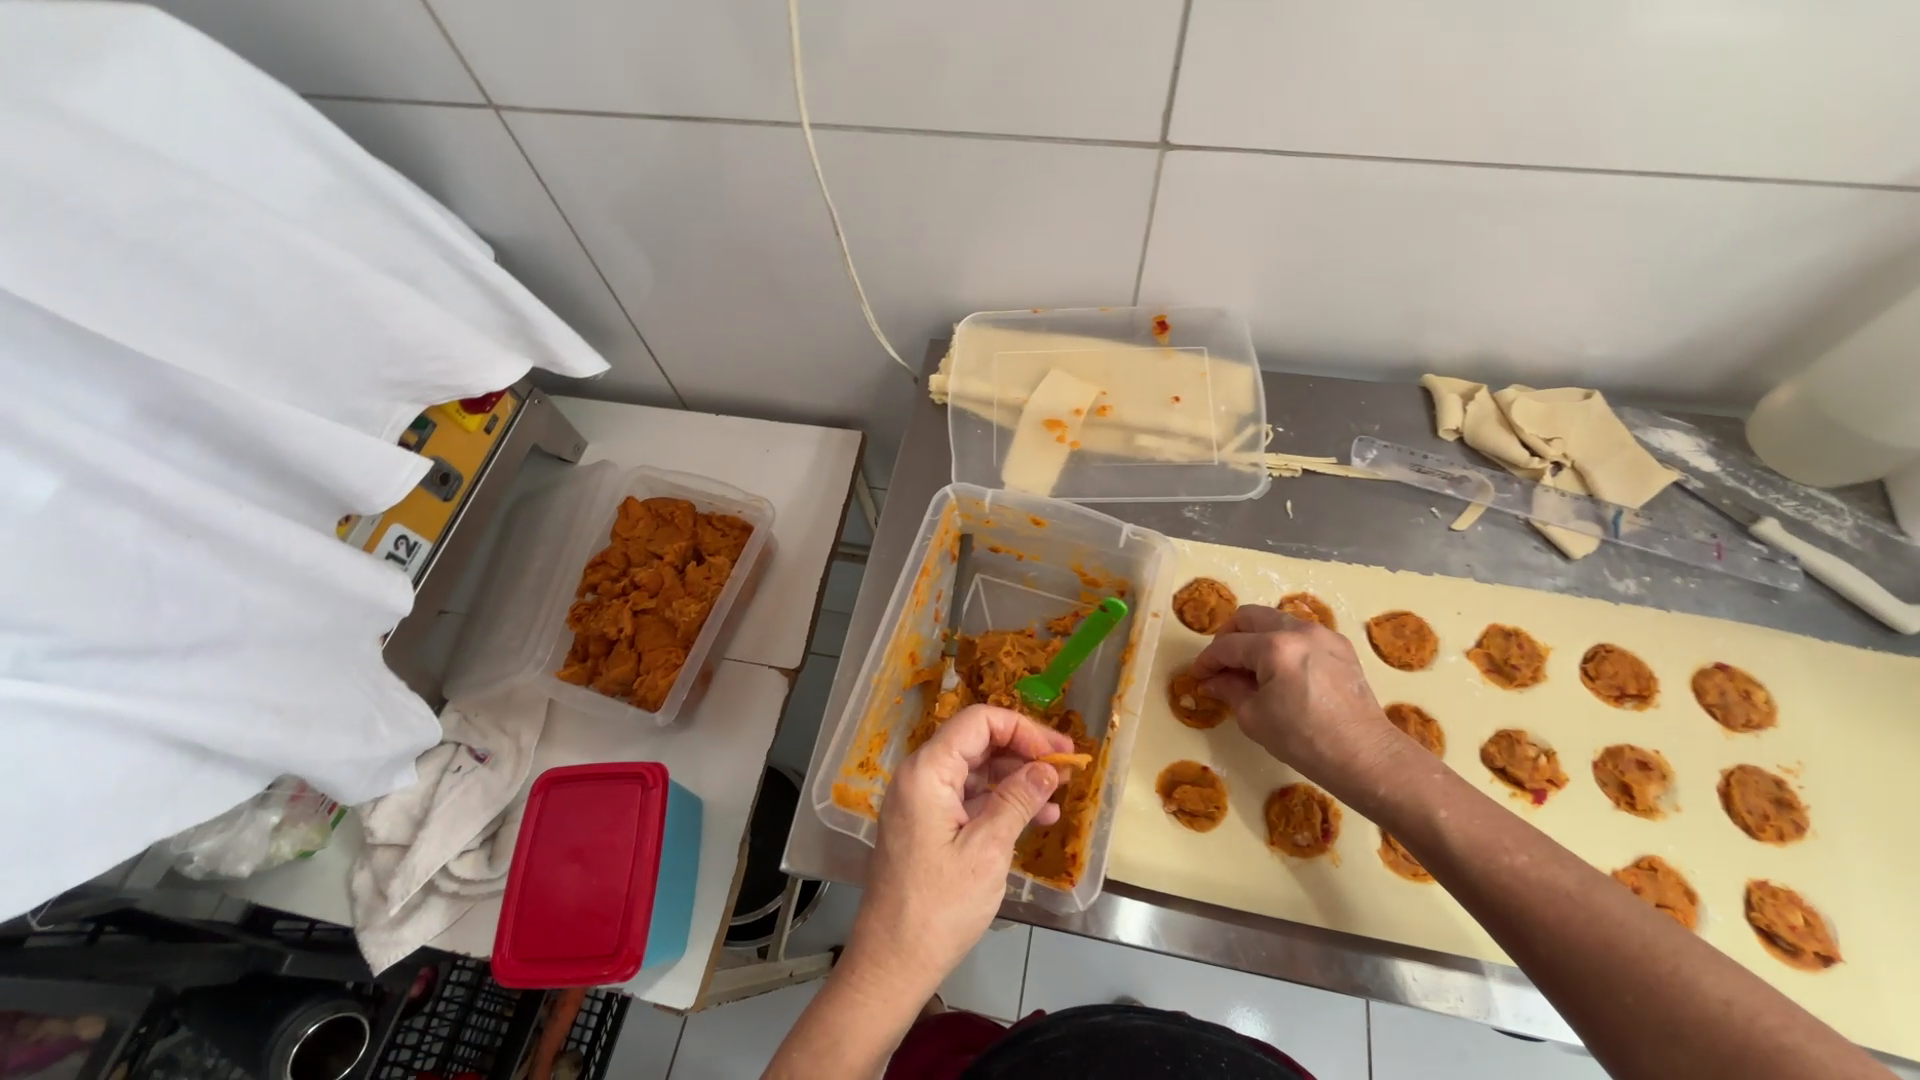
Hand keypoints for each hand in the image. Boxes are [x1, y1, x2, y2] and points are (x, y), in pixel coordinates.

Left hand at [843, 705, 1073, 1000]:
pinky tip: (1036, 818)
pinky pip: (967, 797)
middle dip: (1023, 751)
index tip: (1059, 752)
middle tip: (1066, 769)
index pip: (979, 722)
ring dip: (1016, 779)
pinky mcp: (926, 825)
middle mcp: (919, 777)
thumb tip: (1048, 769)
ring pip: (975, 770)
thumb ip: (1017, 800)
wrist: (893, 962)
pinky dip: (1000, 802)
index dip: (1023, 729)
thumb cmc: (939, 907)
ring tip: (1058, 796)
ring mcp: (921, 802)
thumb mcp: (987, 850)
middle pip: (976, 742)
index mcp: (927, 772)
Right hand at [1190, 605, 1401, 790]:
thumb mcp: (1253, 717)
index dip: (1207, 661)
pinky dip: (1283, 645)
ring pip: (1277, 621)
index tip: (1197, 676)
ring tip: (1249, 667)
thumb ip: (1229, 689)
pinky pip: (1302, 635)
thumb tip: (1212, 681)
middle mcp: (1299, 630)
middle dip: (1229, 637)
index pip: (1227, 645)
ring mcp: (1324, 636)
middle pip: (1250, 617)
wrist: (1363, 756)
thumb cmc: (1302, 739)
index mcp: (1273, 646)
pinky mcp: (1341, 648)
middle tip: (1220, 663)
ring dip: (1256, 637)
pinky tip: (1280, 671)